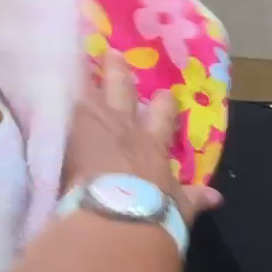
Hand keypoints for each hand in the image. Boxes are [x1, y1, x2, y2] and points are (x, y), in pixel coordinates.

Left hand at [63, 51, 221, 222]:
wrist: (113, 217)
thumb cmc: (154, 208)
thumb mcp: (180, 205)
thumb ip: (194, 196)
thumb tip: (215, 197)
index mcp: (154, 142)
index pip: (163, 114)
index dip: (165, 102)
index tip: (166, 93)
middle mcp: (124, 129)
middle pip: (121, 93)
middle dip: (118, 73)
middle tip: (112, 53)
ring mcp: (92, 132)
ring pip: (88, 97)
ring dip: (84, 81)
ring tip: (76, 64)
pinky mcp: (65, 142)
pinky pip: (64, 115)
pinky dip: (61, 103)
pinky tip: (56, 95)